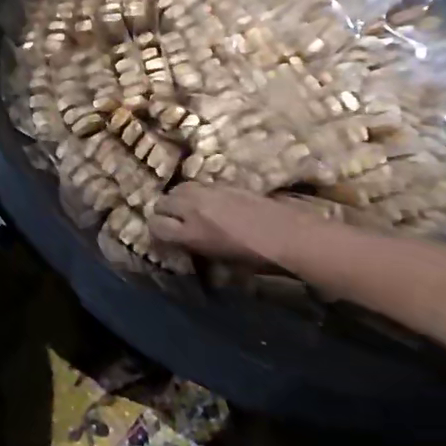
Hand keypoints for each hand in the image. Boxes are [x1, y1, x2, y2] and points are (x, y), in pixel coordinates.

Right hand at [150, 182, 325, 267]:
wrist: (289, 236)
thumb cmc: (257, 259)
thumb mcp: (220, 261)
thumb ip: (196, 248)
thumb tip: (186, 244)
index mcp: (191, 233)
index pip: (156, 225)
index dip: (156, 231)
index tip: (164, 238)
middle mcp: (193, 208)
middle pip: (163, 202)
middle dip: (164, 212)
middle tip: (174, 222)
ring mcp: (209, 192)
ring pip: (179, 188)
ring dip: (179, 198)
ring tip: (189, 209)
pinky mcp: (225, 183)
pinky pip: (200, 185)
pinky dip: (197, 193)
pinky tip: (210, 202)